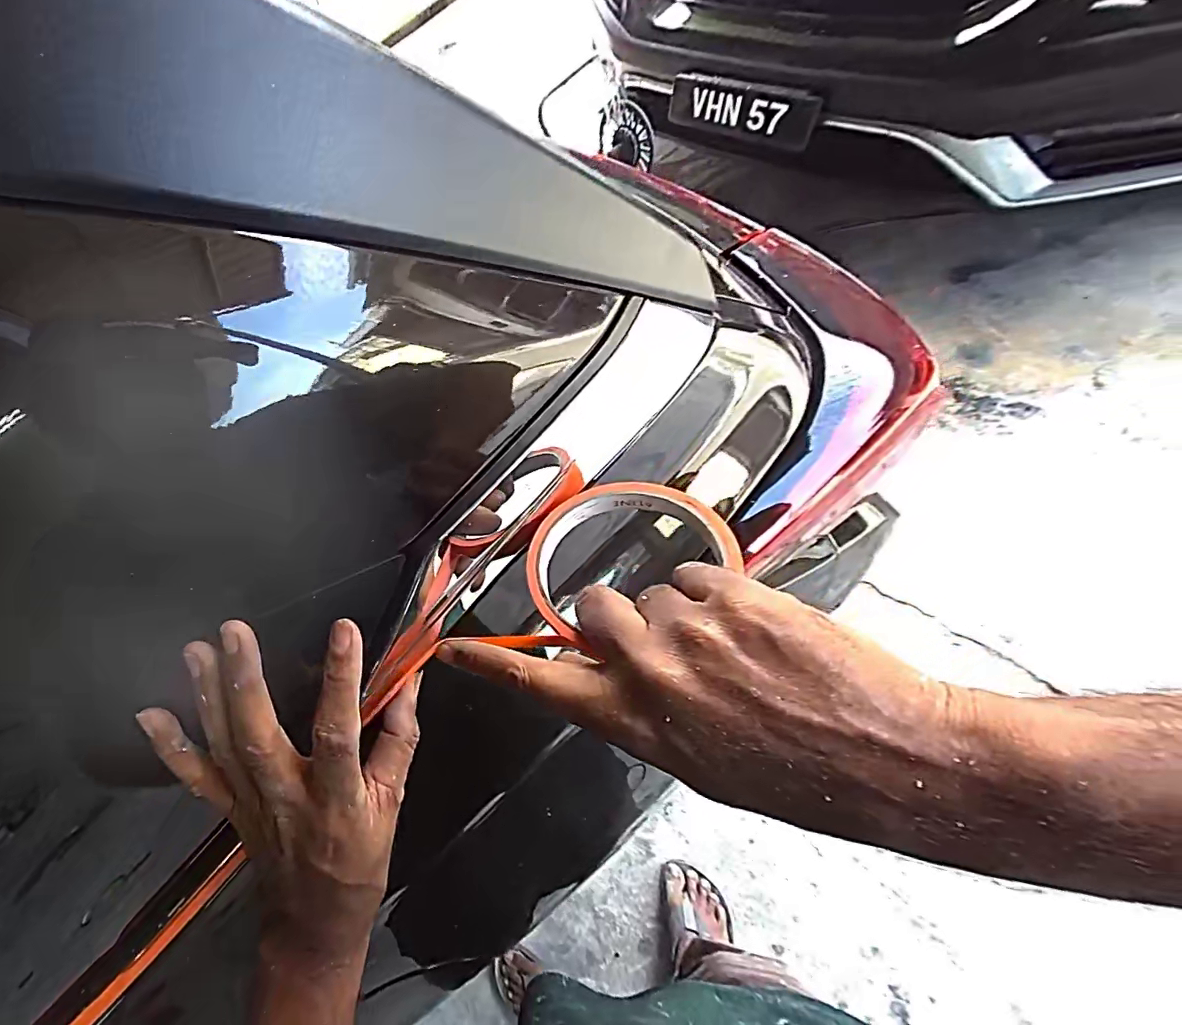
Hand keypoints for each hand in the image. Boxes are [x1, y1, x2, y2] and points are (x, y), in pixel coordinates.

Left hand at [136, 619, 420, 964]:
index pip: (339, 732)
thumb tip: (407, 680)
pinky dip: (169, 747)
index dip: (342, 680)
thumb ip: (398, 738)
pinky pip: (194, 777)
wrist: (314, 921)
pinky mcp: (227, 806)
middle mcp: (287, 797)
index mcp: (337, 797)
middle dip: (245, 682)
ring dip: (207, 696)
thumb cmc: (359, 858)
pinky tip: (149, 714)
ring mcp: (250, 802)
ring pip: (223, 747)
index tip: (343, 631)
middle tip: (234, 632)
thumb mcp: (393, 802)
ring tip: (197, 651)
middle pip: (260, 737)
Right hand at [437, 563, 969, 835]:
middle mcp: (643, 668)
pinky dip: (719, 596)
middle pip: (591, 606)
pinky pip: (697, 576)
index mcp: (628, 717)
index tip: (449, 647)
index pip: (533, 681)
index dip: (486, 661)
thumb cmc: (791, 774)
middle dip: (617, 616)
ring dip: (680, 611)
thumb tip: (603, 675)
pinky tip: (755, 629)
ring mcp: (685, 628)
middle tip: (662, 640)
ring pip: (651, 591)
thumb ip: (631, 711)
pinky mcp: (731, 597)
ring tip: (731, 646)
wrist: (900, 759)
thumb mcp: (688, 759)